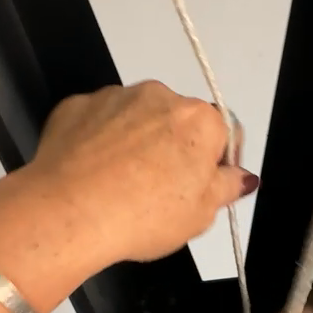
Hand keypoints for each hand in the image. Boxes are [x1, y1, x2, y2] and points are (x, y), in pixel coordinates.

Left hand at [0, 82, 256, 310]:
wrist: (69, 214)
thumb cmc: (140, 215)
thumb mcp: (201, 215)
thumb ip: (226, 188)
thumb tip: (242, 178)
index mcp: (200, 120)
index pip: (225, 132)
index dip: (218, 163)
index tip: (207, 186)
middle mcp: (160, 97)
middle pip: (179, 123)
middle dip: (175, 151)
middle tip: (162, 195)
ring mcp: (116, 98)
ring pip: (137, 119)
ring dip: (138, 144)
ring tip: (125, 188)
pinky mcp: (79, 106)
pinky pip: (100, 122)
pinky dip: (101, 143)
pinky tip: (97, 176)